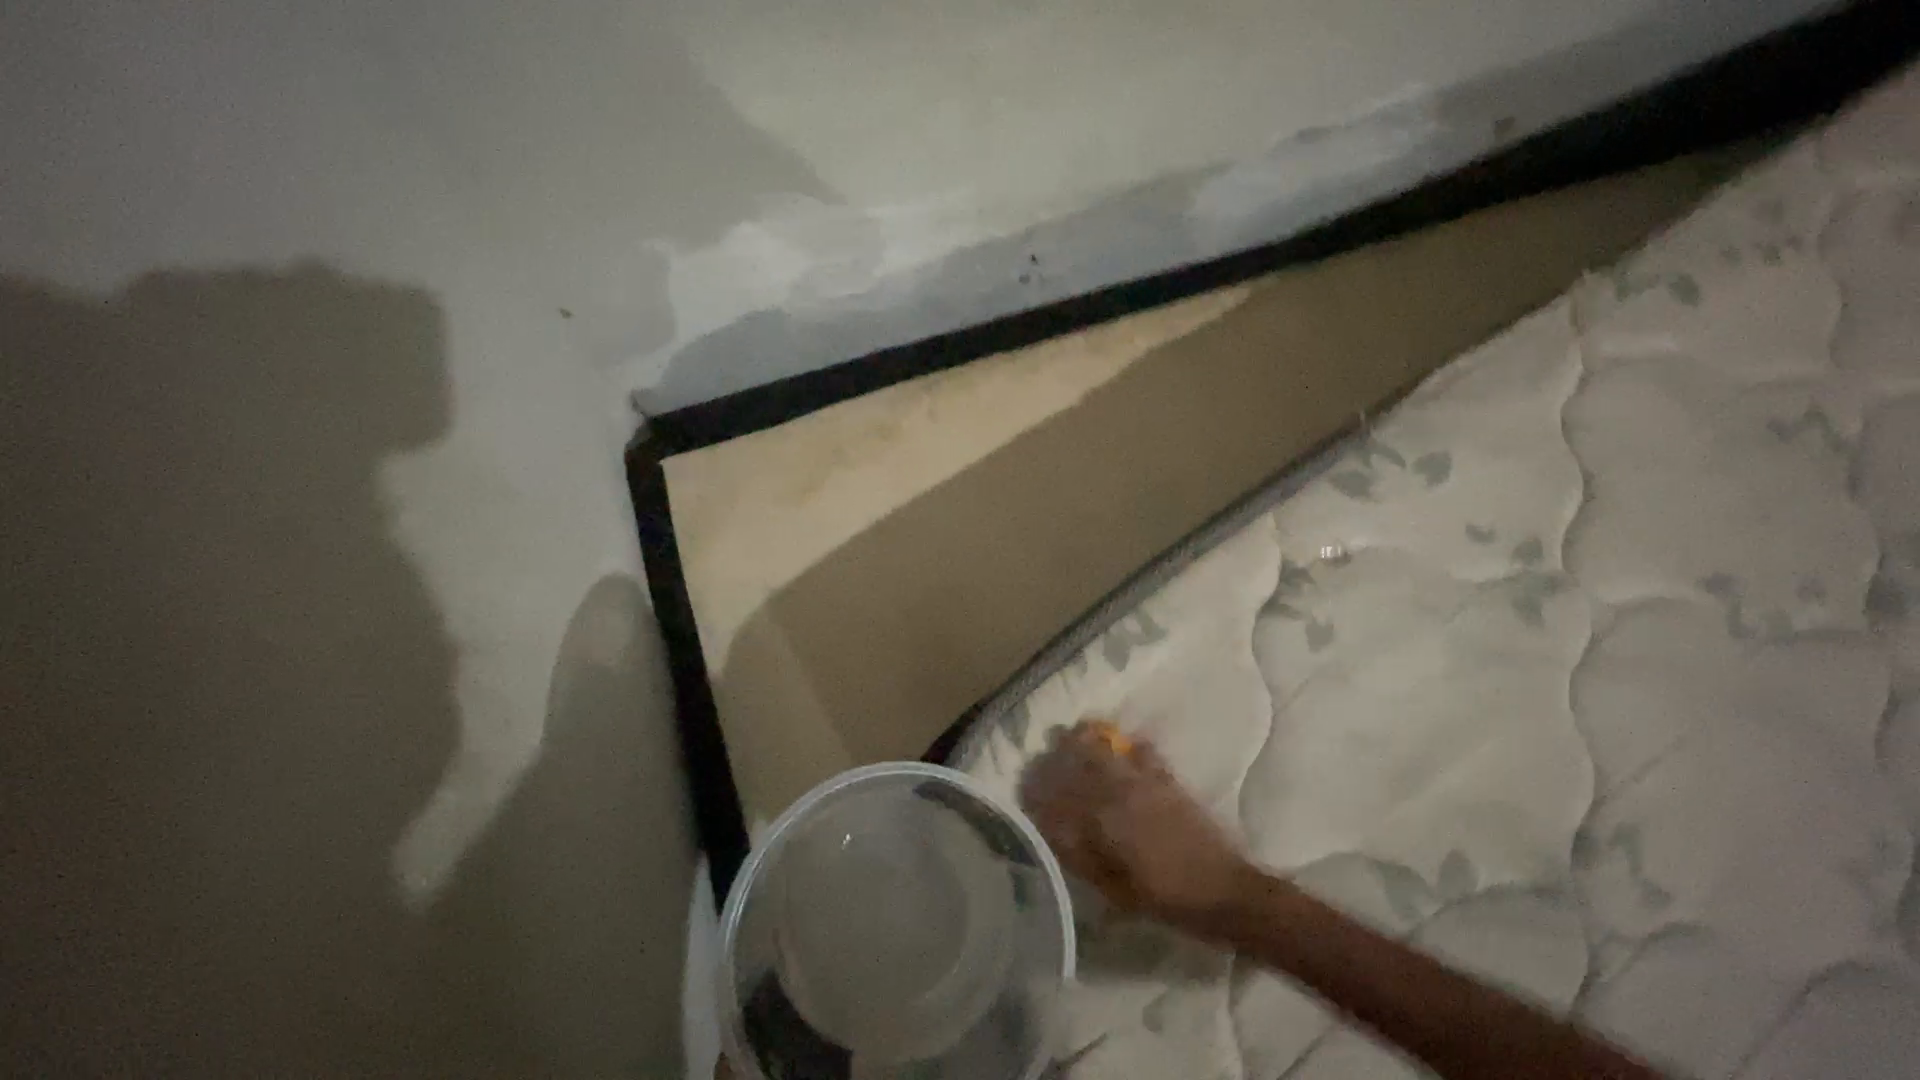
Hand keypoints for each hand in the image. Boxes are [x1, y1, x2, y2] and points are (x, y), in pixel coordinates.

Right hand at [1018, 719, 1250, 925]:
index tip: (1024, 787)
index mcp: (1102, 822)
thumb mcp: (1115, 889)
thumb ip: (1082, 857)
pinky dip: (1129, 746)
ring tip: (1073, 734)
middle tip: (1043, 753)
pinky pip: (1143, 753)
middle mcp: (1119, 794)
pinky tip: (1123, 743)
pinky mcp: (1168, 781)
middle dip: (1057, 756)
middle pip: (1078, 764)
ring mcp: (1145, 784)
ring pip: (1107, 751)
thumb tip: (1054, 832)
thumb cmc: (1166, 899)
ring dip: (1086, 741)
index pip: (1058, 799)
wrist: (1224, 891)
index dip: (1038, 792)